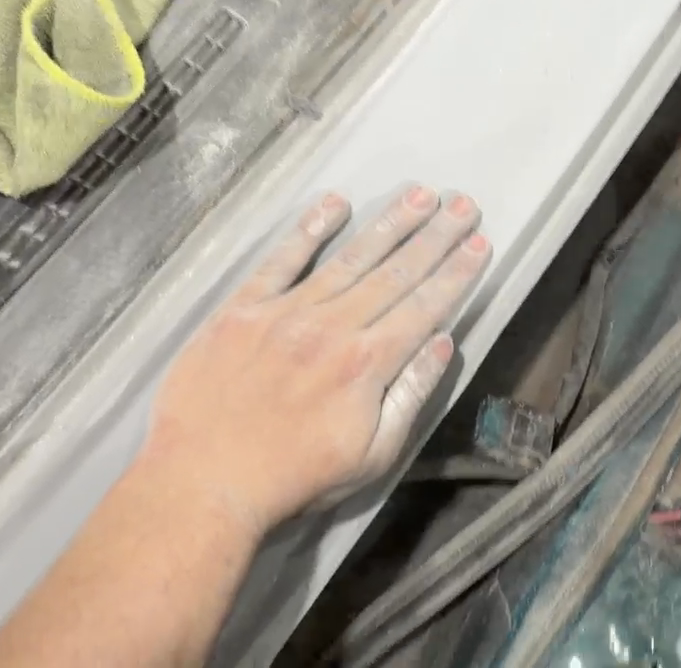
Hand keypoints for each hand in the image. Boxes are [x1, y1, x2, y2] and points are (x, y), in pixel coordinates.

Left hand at [136, 187, 489, 536]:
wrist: (199, 485)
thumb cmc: (295, 478)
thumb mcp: (373, 455)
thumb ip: (412, 394)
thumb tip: (444, 342)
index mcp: (368, 362)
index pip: (426, 305)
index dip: (457, 273)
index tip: (480, 243)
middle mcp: (334, 325)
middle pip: (397, 272)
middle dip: (436, 237)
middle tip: (462, 204)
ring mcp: (286, 311)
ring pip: (350, 257)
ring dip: (390, 223)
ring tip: (419, 194)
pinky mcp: (243, 308)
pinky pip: (282, 260)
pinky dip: (310, 229)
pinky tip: (336, 202)